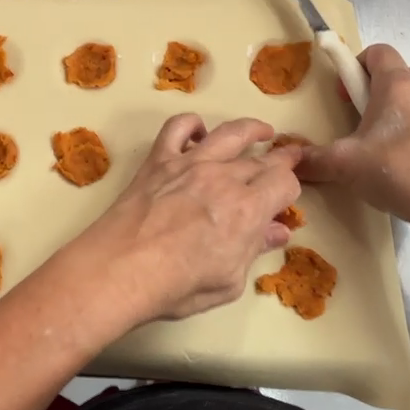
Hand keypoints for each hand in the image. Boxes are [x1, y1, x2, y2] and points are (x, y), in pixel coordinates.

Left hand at [66, 114, 302, 324]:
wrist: (120, 268)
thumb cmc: (176, 285)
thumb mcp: (229, 281)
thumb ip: (254, 250)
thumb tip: (278, 232)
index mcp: (247, 210)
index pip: (284, 183)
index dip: (289, 190)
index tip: (285, 199)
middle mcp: (222, 178)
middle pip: (260, 160)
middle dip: (279, 161)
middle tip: (288, 159)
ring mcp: (189, 163)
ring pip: (228, 134)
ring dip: (251, 129)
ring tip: (262, 131)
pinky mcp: (159, 159)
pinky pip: (177, 127)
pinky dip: (191, 124)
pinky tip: (199, 131)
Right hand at [296, 44, 409, 233]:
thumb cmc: (396, 171)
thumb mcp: (344, 165)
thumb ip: (314, 159)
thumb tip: (292, 162)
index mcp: (397, 86)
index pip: (379, 52)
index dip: (358, 64)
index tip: (346, 94)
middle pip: (403, 72)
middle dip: (381, 88)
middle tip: (364, 117)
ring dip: (403, 111)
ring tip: (386, 144)